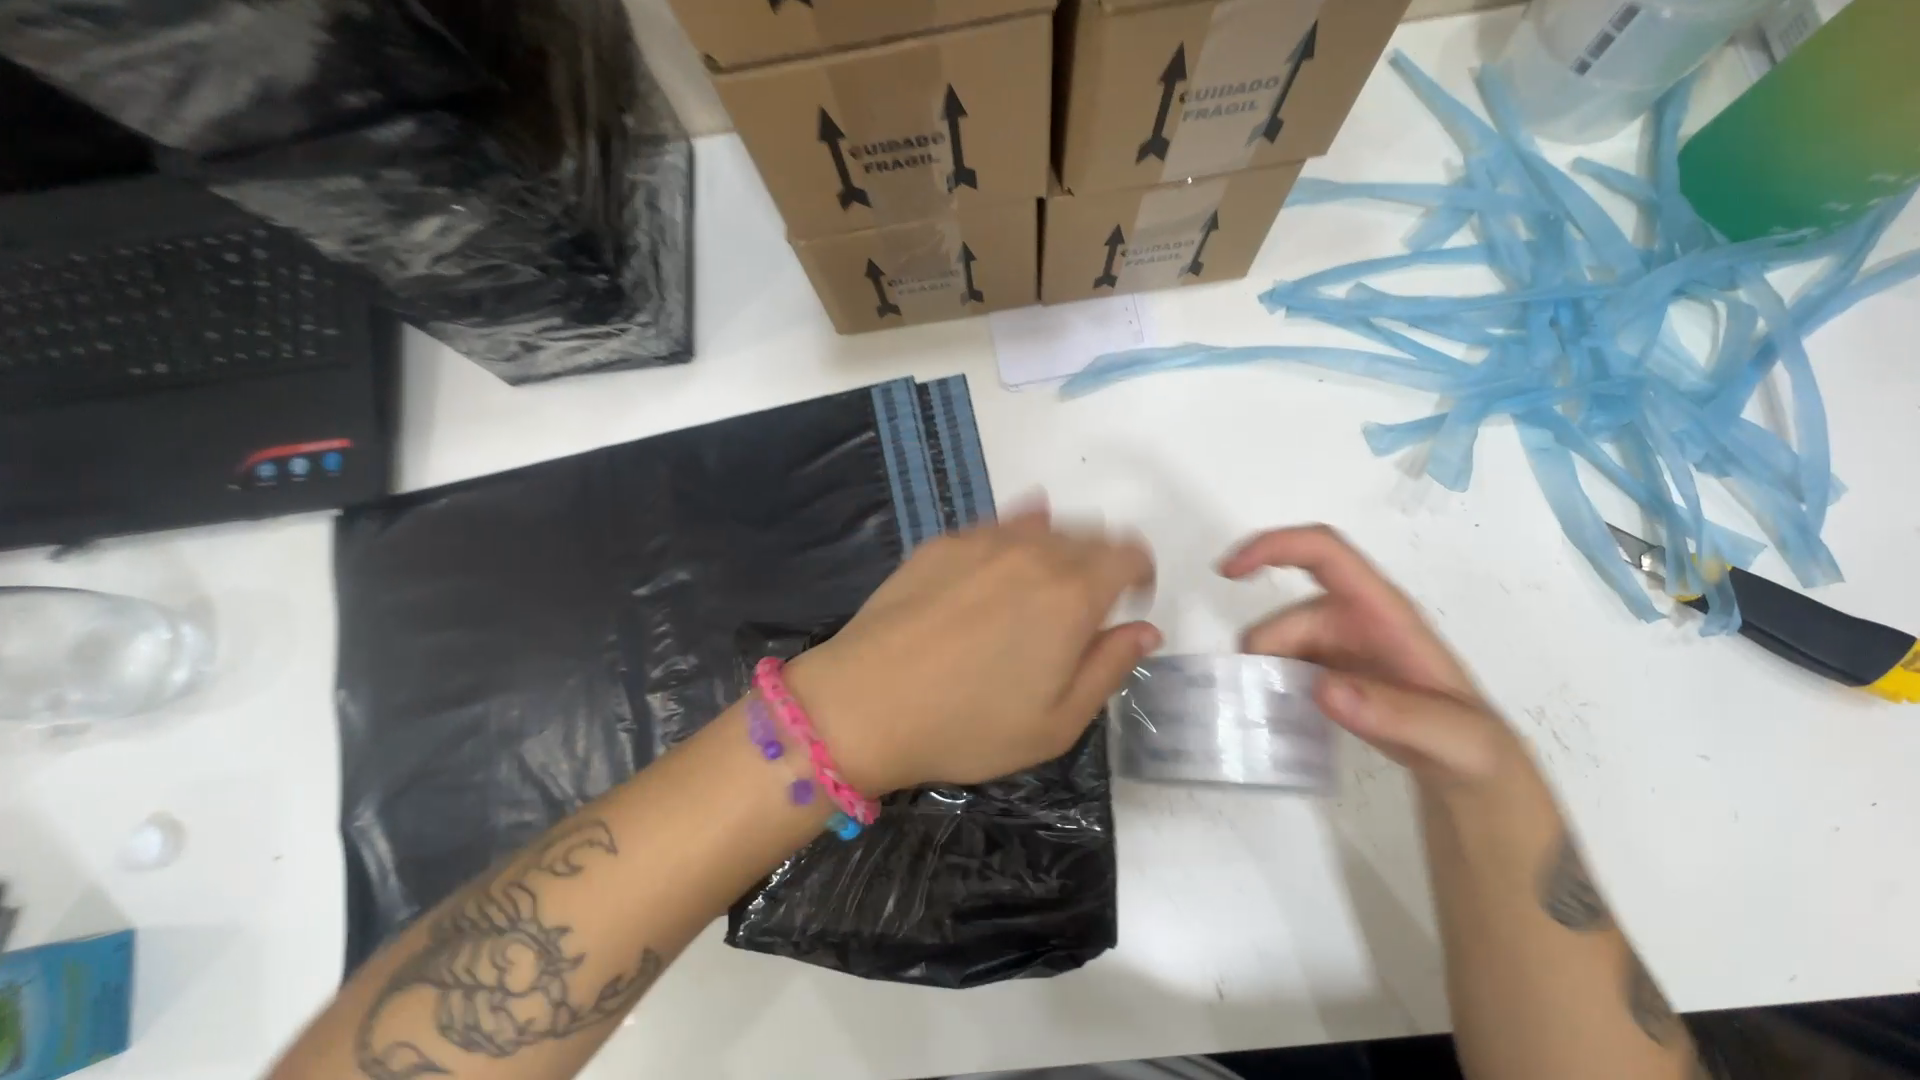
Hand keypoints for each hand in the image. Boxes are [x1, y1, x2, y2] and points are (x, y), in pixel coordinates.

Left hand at [788, 507, 1158, 793]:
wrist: (863, 705)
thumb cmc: (968, 726)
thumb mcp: (1057, 723)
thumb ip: (1109, 668)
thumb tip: (1145, 630)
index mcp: (1072, 594)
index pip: (1128, 554)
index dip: (1140, 572)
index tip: (1131, 598)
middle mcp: (1033, 552)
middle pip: (1088, 533)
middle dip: (1101, 560)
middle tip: (1088, 602)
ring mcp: (982, 542)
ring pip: (1042, 525)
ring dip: (1058, 548)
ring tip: (1044, 587)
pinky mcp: (940, 543)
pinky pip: (995, 526)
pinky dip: (1013, 538)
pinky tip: (1000, 566)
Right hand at [1224, 525, 1517, 787]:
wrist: (1470, 769)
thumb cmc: (1468, 743)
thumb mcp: (1451, 737)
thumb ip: (1395, 714)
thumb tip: (1322, 688)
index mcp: (1382, 609)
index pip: (1324, 552)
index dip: (1274, 547)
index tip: (1229, 573)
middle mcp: (1352, 617)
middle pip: (1285, 616)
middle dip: (1267, 653)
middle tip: (1272, 703)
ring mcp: (1336, 645)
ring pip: (1276, 643)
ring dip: (1266, 674)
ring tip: (1286, 716)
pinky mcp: (1324, 670)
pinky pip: (1279, 665)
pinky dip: (1268, 686)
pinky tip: (1284, 716)